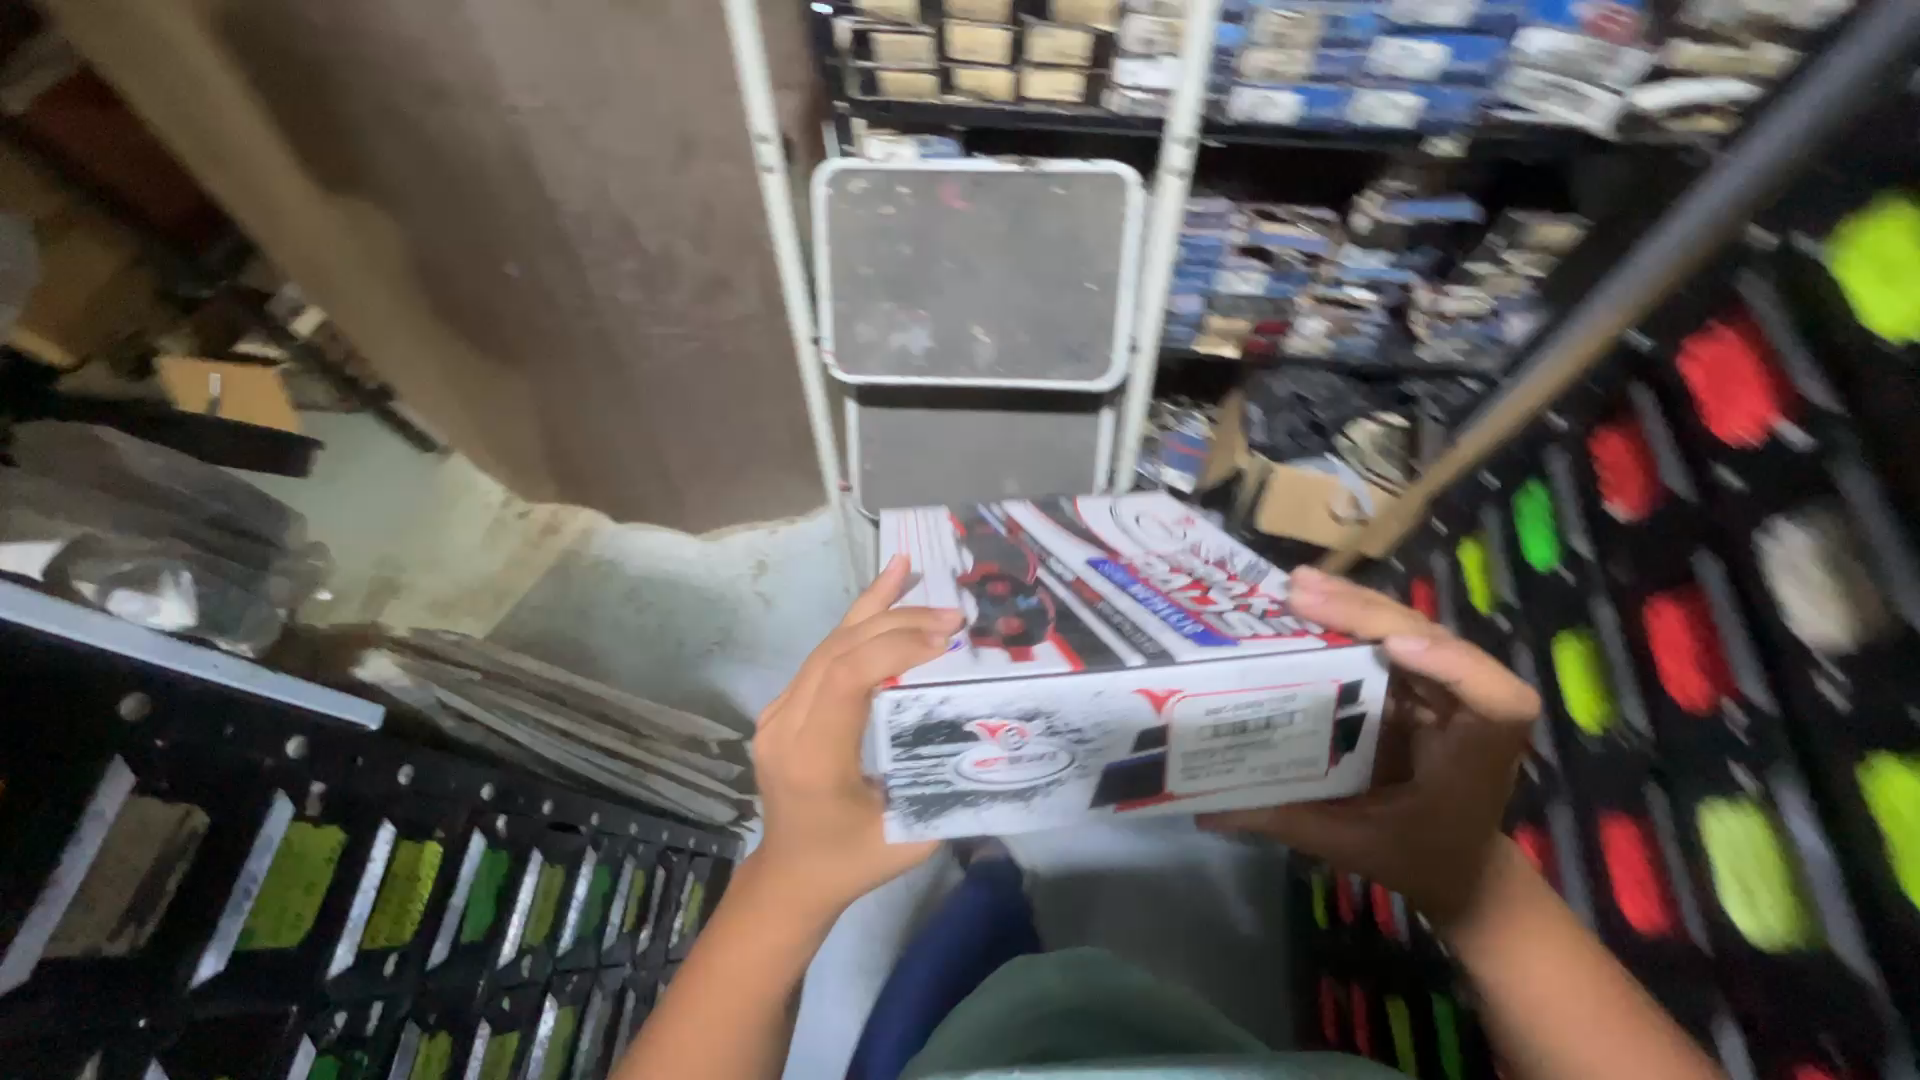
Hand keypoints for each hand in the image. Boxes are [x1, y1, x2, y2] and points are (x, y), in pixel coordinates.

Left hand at [749, 555, 962, 914]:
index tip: (946, 641)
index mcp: (814, 758)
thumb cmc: (851, 862)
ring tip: (911, 570)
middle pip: (838, 650)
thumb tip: (991, 734)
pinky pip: (822, 655)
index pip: (847, 678)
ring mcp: (778, 711)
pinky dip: (856, 622)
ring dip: (875, 609)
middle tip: (953, 616)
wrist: (791, 875)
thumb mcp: (910, 835)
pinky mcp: (784, 705)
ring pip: (828, 644)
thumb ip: (947, 786)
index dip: (895, 648)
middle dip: (897, 623)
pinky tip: (882, 589)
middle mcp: (786, 725)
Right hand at [1199, 566, 1542, 928]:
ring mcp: (1442, 689)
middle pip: (1434, 642)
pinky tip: (1311, 598)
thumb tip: (1202, 809)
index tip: (1393, 649)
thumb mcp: (1349, 845)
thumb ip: (1282, 820)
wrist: (1457, 863)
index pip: (1496, 701)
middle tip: (1302, 597)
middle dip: (1368, 614)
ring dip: (1355, 603)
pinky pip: (1390, 638)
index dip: (1454, 666)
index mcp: (1474, 754)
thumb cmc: (1416, 855)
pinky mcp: (1415, 682)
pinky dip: (1353, 615)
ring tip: (1299, 585)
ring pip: (1409, 628)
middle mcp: (1466, 710)